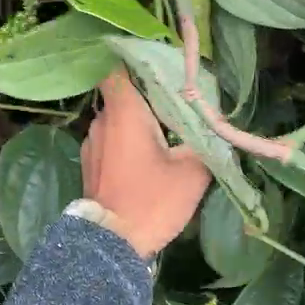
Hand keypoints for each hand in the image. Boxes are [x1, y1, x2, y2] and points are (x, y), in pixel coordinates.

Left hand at [80, 72, 210, 256]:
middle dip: (145, 94)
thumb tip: (215, 131)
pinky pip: (109, 138)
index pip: (118, 68)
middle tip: (173, 99)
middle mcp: (101, 120)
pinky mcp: (89, 162)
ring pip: (115, 118)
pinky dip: (125, 139)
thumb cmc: (150, 200)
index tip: (159, 64)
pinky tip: (145, 153)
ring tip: (163, 128)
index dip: (135, 61)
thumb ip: (206, 146)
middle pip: (121, 93)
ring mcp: (91, 141)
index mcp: (123, 112)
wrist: (110, 243)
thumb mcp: (191, 174)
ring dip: (135, 120)